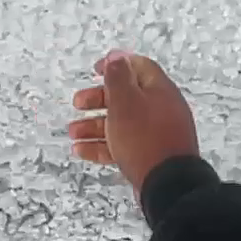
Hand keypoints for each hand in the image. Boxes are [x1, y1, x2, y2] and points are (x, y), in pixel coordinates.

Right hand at [69, 50, 199, 198]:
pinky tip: (82, 150)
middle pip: (126, 96)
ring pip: (121, 123)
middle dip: (97, 99)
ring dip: (94, 125)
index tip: (96, 69)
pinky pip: (123, 145)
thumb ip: (118, 77)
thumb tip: (115, 56)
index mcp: (159, 90)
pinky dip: (102, 145)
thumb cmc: (145, 139)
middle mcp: (161, 109)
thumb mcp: (125, 101)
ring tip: (73, 132)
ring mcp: (156, 134)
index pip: (138, 67)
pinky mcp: (150, 155)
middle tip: (78, 103)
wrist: (168, 184)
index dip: (115, 64)